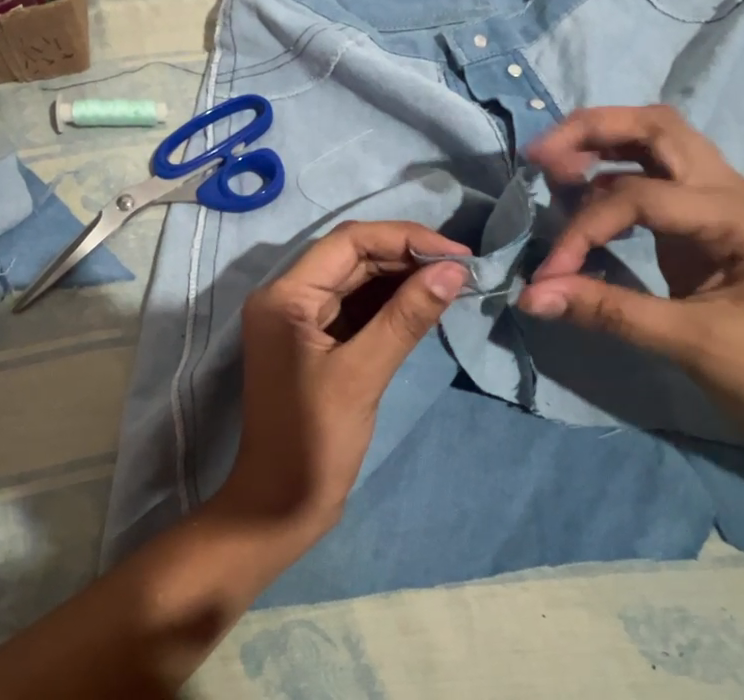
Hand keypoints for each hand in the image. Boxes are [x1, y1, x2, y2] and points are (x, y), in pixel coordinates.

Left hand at [216, 221, 469, 537]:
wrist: (279, 504)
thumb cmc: (314, 440)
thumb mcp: (363, 374)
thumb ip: (406, 317)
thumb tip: (453, 271)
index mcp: (285, 295)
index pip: (348, 242)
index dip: (404, 239)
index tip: (459, 254)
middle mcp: (287, 298)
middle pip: (352, 257)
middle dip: (407, 257)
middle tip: (465, 270)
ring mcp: (300, 321)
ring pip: (356, 282)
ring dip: (402, 279)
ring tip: (455, 283)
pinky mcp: (315, 344)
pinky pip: (355, 309)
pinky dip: (390, 305)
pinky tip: (427, 304)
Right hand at [516, 105, 743, 459]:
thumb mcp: (688, 344)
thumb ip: (607, 310)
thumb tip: (530, 296)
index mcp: (742, 218)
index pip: (640, 197)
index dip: (584, 229)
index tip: (548, 275)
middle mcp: (735, 193)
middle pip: (658, 129)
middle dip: (593, 131)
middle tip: (539, 154)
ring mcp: (723, 204)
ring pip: (658, 143)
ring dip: (603, 144)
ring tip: (552, 165)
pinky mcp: (706, 223)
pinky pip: (655, 179)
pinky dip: (613, 177)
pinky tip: (580, 197)